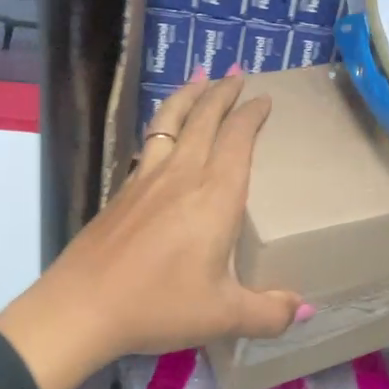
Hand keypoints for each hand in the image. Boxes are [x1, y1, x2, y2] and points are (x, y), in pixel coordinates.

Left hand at [0, 67, 307, 388]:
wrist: (83, 305)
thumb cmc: (159, 304)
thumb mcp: (222, 316)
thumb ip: (268, 312)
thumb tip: (306, 310)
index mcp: (216, 194)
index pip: (238, 138)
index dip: (252, 114)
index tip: (264, 98)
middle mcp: (184, 172)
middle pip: (205, 117)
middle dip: (223, 91)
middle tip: (237, 73)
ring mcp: (149, 176)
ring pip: (172, 119)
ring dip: (189, 94)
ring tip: (200, 76)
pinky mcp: (124, 188)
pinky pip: (151, 139)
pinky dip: (164, 121)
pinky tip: (163, 128)